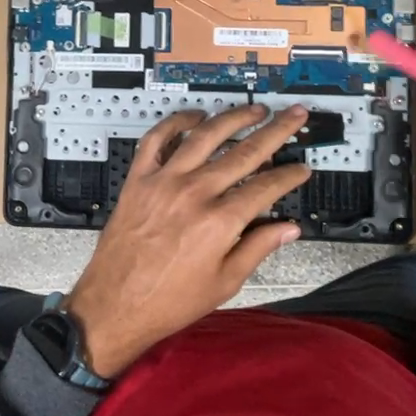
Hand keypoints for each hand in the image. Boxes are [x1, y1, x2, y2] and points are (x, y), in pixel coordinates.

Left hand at [64, 104, 313, 376]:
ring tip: (252, 110)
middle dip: (274, 132)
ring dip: (232, 118)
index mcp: (218, 223)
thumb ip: (258, 249)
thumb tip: (288, 229)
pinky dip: (175, 123)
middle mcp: (192, 195)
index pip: (266, 187)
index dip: (289, 175)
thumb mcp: (224, 283)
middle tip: (292, 117)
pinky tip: (193, 116)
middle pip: (243, 152)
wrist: (115, 305)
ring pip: (203, 137)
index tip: (300, 168)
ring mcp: (163, 182)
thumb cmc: (166, 301)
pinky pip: (156, 140)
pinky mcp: (138, 180)